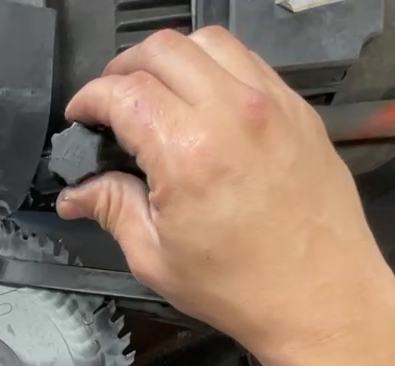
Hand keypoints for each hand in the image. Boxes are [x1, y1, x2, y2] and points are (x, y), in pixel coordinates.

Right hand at [56, 28, 394, 365]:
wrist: (317, 295)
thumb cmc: (237, 286)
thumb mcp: (155, 257)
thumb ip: (112, 210)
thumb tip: (76, 194)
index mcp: (187, 152)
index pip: (124, 92)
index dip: (88, 99)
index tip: (78, 116)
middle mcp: (231, 111)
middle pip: (162, 49)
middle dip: (122, 69)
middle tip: (108, 102)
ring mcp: (270, 102)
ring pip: (207, 41)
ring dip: (169, 59)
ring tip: (153, 94)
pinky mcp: (296, 108)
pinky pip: (246, 62)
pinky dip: (212, 68)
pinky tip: (199, 104)